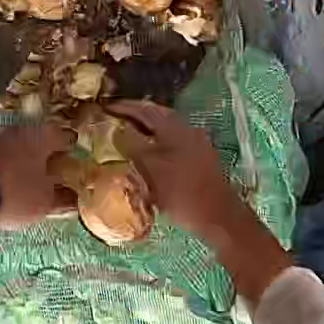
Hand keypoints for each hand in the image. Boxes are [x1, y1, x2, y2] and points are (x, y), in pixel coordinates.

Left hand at [0, 122, 74, 228]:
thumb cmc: (14, 194)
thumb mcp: (45, 202)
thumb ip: (63, 197)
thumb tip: (75, 196)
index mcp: (40, 136)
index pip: (61, 135)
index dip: (70, 145)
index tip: (74, 152)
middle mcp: (16, 129)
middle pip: (35, 136)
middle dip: (42, 149)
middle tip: (50, 164)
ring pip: (13, 143)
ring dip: (20, 154)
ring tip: (24, 172)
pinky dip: (1, 161)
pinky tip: (1, 176)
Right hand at [104, 100, 242, 234]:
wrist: (219, 217)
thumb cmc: (182, 191)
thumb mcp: (150, 167)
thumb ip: (131, 144)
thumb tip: (117, 129)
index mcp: (173, 126)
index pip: (144, 108)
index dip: (123, 107)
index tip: (105, 107)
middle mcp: (186, 128)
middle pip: (156, 115)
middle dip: (135, 115)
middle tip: (114, 119)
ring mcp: (196, 142)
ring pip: (165, 129)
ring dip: (145, 129)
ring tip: (126, 135)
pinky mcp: (200, 158)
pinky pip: (172, 141)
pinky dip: (156, 142)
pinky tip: (147, 153)